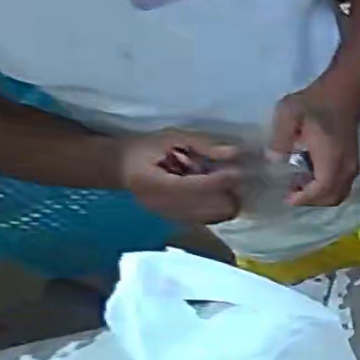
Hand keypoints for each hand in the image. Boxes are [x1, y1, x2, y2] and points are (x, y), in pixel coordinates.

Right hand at [119, 129, 242, 224]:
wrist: (119, 168)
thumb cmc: (144, 149)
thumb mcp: (169, 138)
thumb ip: (202, 145)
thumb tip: (235, 153)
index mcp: (154, 184)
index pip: (201, 188)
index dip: (226, 178)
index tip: (240, 169)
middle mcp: (164, 206)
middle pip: (218, 205)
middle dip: (230, 189)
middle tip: (228, 174)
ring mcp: (174, 217)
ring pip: (222, 214)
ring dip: (230, 197)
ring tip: (219, 182)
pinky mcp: (183, 222)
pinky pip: (217, 218)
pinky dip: (224, 205)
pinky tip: (214, 192)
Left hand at [270, 83, 359, 207]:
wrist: (342, 97)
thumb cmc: (315, 105)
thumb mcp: (288, 115)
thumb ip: (280, 138)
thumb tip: (273, 160)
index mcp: (331, 158)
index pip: (322, 189)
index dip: (305, 198)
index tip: (286, 198)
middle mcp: (346, 168)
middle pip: (333, 197)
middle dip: (312, 201)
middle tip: (290, 194)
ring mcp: (352, 168)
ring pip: (339, 194)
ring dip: (320, 196)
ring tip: (298, 187)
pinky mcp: (352, 165)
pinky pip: (341, 187)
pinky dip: (326, 189)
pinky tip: (309, 178)